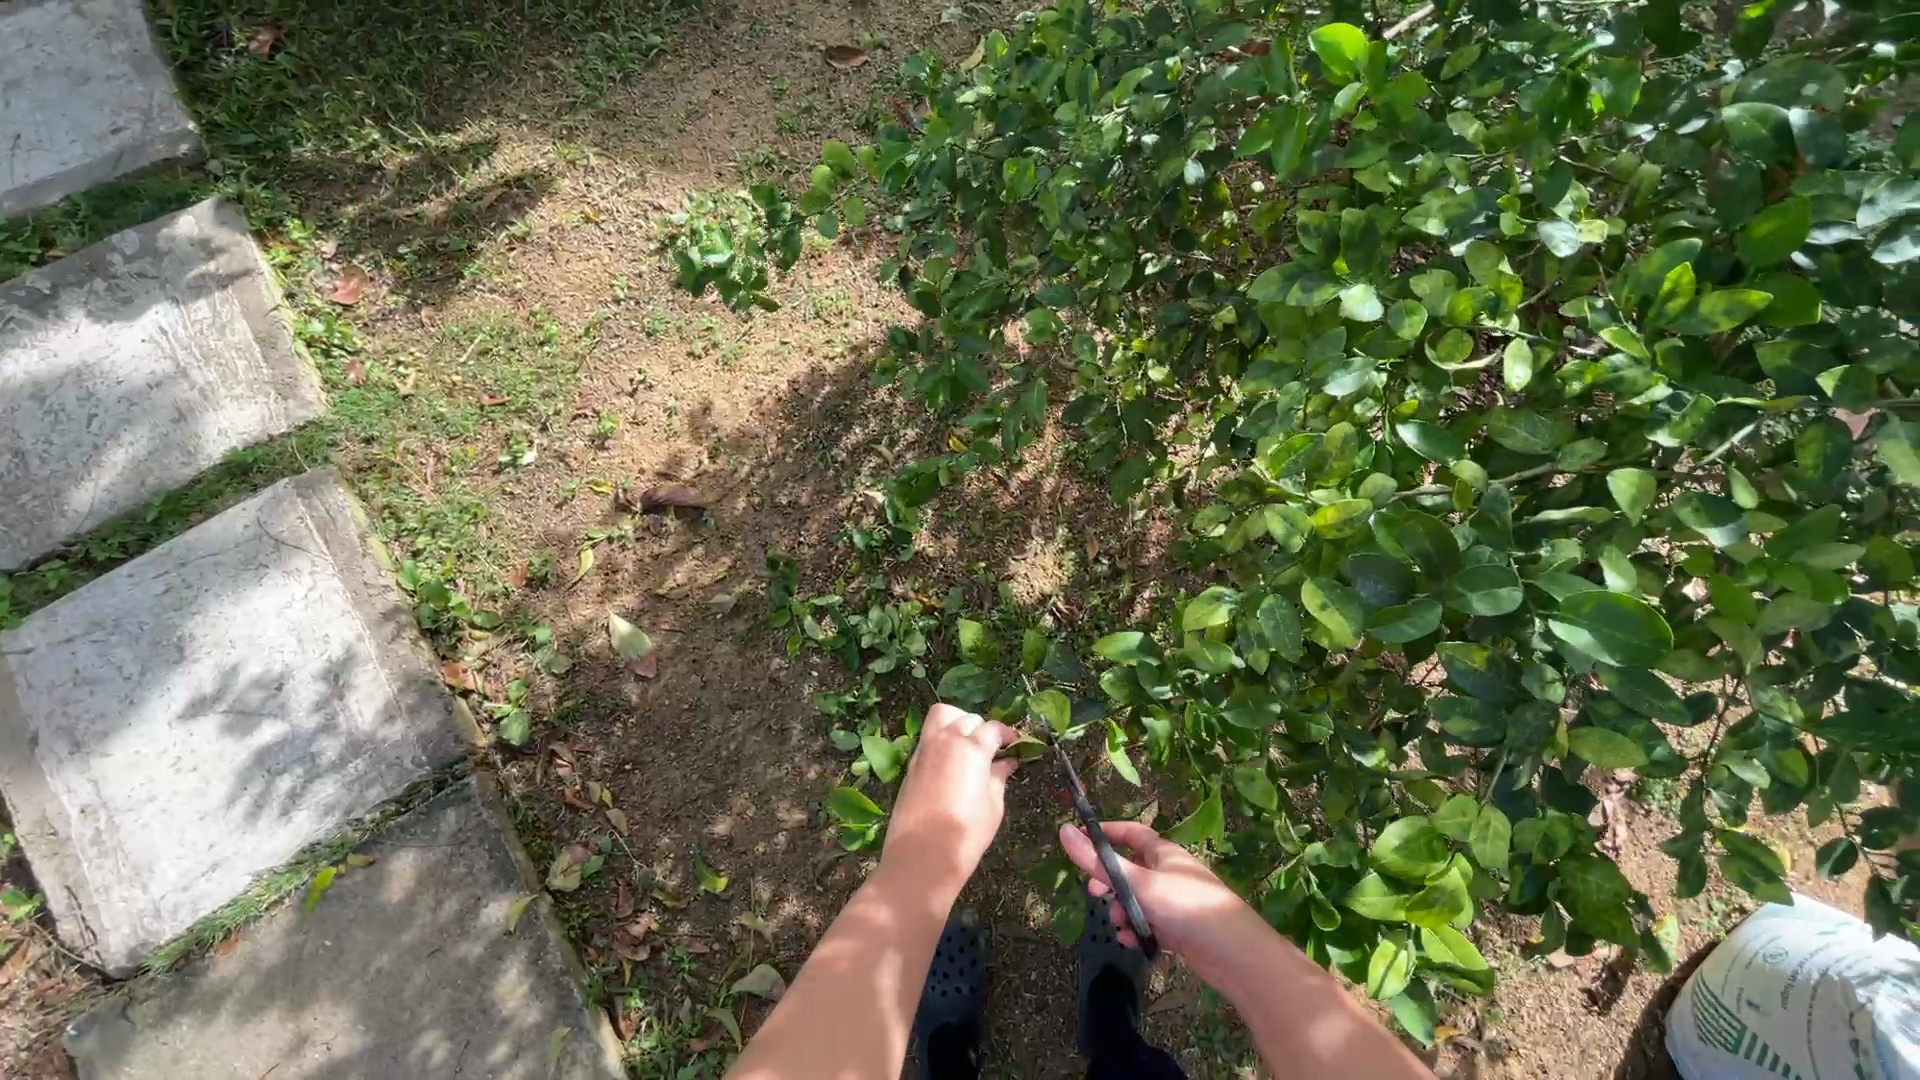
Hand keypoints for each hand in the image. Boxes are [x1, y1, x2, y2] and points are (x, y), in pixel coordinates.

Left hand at [881, 704, 1021, 894]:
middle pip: (968, 718)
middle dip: (983, 729)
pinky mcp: (912, 763)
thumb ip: (999, 778)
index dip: (1007, 734)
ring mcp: (925, 749)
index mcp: (972, 747)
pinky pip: (929, 736)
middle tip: (993, 749)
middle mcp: (947, 739)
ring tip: (969, 745)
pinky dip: (942, 737)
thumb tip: (1006, 763)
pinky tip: (952, 761)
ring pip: (942, 716)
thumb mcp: (993, 806)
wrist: (921, 856)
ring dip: (958, 722)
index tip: (1015, 744)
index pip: (993, 728)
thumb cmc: (966, 834)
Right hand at [1059, 821, 1258, 965]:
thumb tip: (1063, 830)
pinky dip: (1138, 930)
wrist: (1235, 955)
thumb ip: (1099, 862)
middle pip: (1132, 869)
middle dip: (1110, 881)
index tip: (1082, 840)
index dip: (1107, 833)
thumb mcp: (1137, 883)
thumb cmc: (1185, 906)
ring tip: (1116, 923)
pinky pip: (1151, 924)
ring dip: (1122, 909)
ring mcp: (1176, 903)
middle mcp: (1170, 873)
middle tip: (1093, 892)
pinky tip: (1131, 942)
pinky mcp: (1181, 930)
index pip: (1132, 833)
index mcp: (1164, 853)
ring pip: (1139, 900)